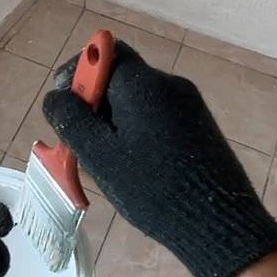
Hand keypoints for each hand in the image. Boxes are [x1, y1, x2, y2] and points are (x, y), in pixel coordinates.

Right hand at [42, 41, 276, 276]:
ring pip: (138, 99)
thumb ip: (71, 119)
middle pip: (120, 77)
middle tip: (81, 139)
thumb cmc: (152, 187)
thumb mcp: (99, 155)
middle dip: (94, 101)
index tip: (65, 102)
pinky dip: (137, 129)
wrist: (220, 224)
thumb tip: (56, 96)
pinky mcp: (200, 126)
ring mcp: (189, 105)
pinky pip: (158, 115)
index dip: (79, 70)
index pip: (105, 52)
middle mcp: (169, 84)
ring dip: (115, 119)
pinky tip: (137, 165)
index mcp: (142, 84)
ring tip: (108, 159)